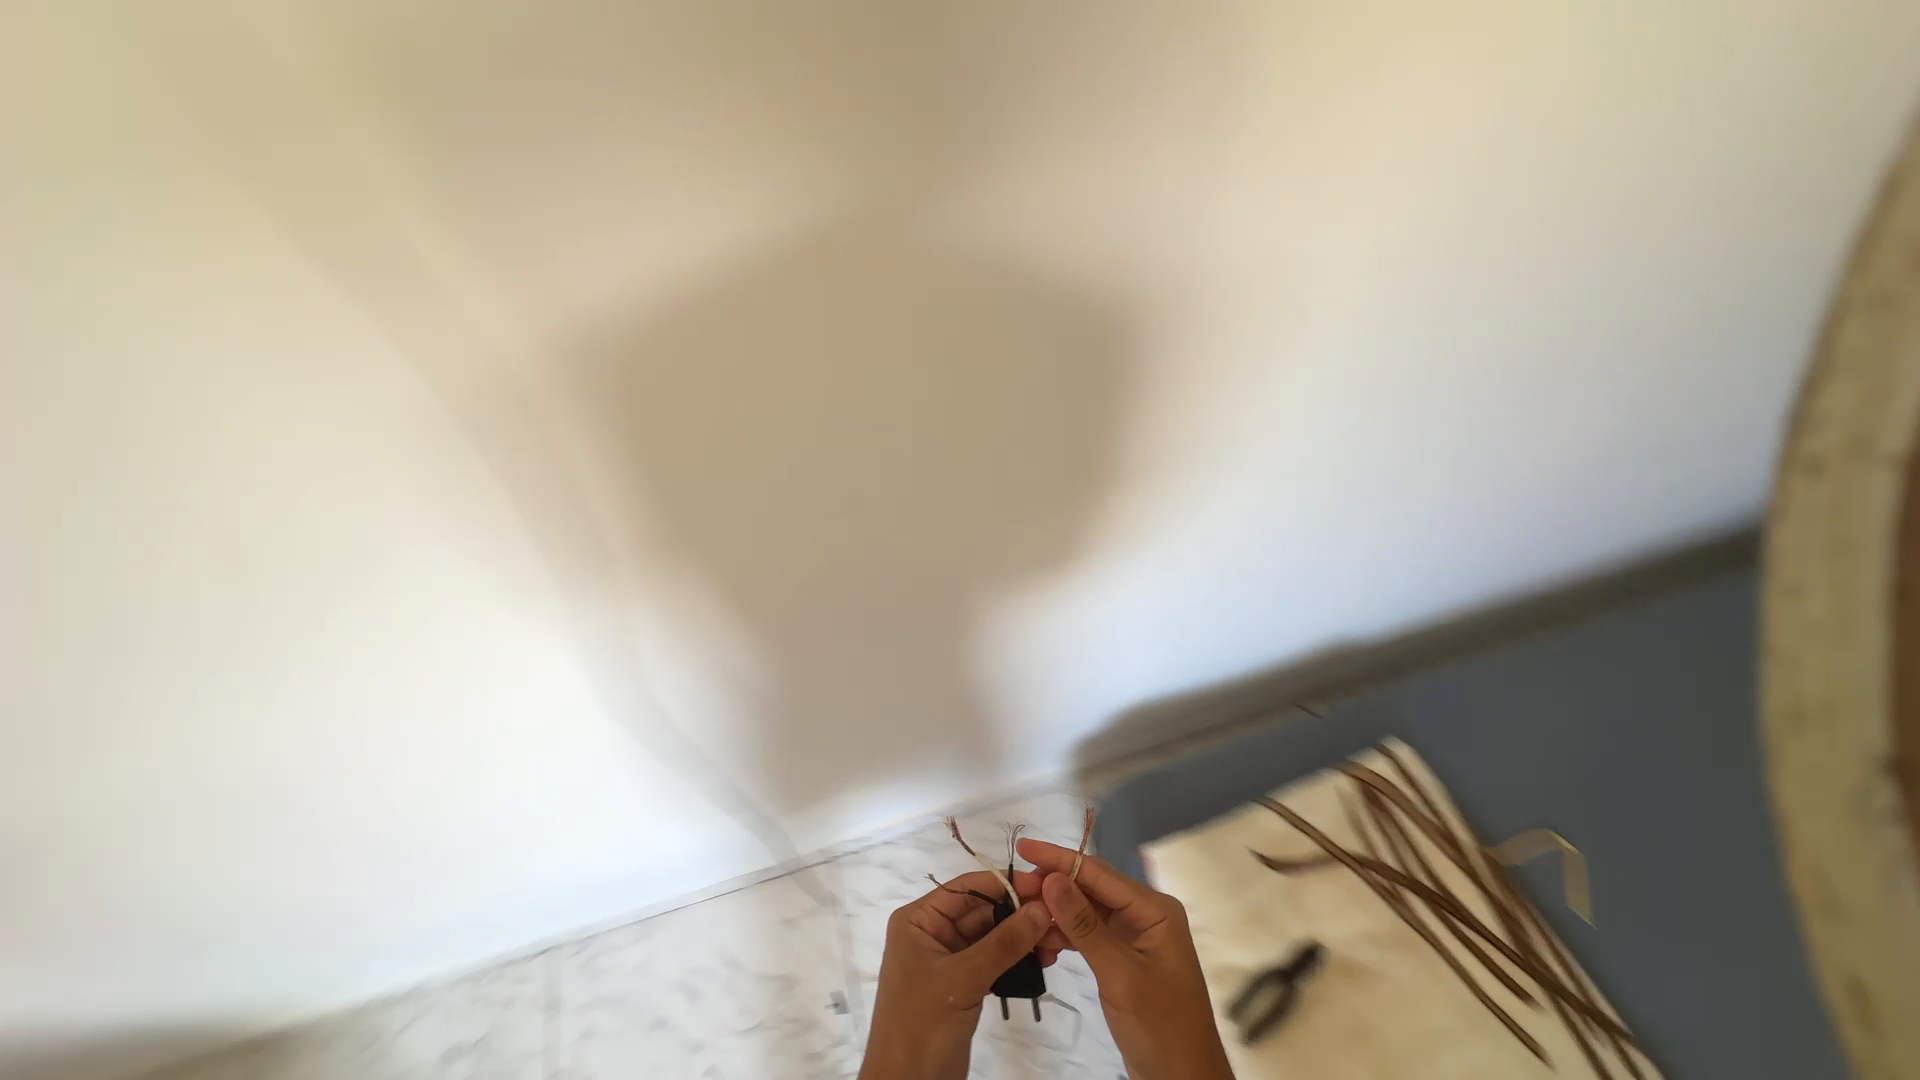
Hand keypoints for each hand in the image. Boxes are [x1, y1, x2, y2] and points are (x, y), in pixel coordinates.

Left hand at [859, 870, 1052, 1079]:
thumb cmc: (922, 1025)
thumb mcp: (963, 979)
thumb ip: (1004, 943)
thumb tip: (1042, 907)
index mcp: (919, 920)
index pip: (966, 888)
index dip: (1005, 883)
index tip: (1045, 884)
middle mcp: (932, 932)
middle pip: (982, 910)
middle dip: (1020, 913)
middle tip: (1060, 917)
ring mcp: (948, 959)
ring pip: (992, 936)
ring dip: (1023, 937)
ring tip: (1058, 941)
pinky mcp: (963, 984)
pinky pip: (994, 960)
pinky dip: (1017, 959)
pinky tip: (1044, 960)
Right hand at [1019, 839, 1234, 1079]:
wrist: (1182, 1079)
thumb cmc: (1159, 1025)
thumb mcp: (1119, 974)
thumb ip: (1084, 925)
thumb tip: (1051, 878)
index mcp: (1154, 909)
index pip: (1099, 872)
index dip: (1059, 859)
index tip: (1022, 847)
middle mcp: (1144, 913)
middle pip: (1091, 887)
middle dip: (1053, 887)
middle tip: (1014, 890)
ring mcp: (1133, 935)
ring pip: (1085, 911)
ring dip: (1055, 915)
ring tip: (1022, 919)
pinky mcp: (1121, 956)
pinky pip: (1087, 934)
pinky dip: (1064, 937)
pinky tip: (1042, 944)